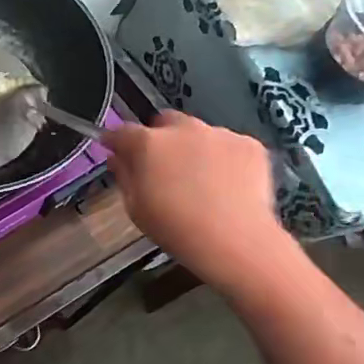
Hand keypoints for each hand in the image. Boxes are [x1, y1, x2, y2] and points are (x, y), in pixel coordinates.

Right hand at [102, 111, 291, 290]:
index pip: (123, 131)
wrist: (234, 240)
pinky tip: (228, 185)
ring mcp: (220, 134)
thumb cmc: (175, 228)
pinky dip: (225, 159)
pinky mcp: (249, 145)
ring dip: (194, 149)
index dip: (115, 140)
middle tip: (162, 166)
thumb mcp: (136, 209)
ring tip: (201, 182)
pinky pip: (229, 146)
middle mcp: (184, 129)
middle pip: (165, 123)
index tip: (114, 149)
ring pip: (199, 134)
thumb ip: (124, 176)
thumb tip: (118, 159)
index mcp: (149, 144)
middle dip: (160, 138)